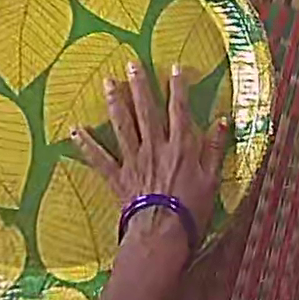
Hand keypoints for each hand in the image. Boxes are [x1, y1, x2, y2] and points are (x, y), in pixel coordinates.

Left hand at [72, 61, 225, 245]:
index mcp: (180, 145)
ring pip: (123, 126)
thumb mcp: (212, 178)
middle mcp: (155, 146)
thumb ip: (215, 147)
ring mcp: (134, 160)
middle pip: (146, 110)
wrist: (161, 236)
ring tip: (107, 83)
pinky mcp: (118, 177)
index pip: (179, 109)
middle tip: (131, 63)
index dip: (177, 87)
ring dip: (115, 103)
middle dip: (140, 85)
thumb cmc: (192, 210)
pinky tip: (75, 130)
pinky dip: (87, 144)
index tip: (174, 67)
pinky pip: (100, 158)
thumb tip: (223, 119)